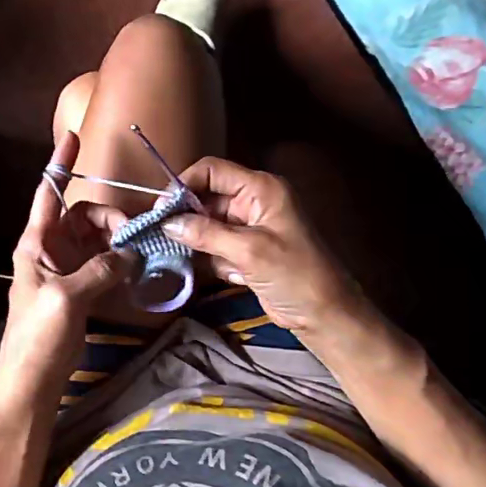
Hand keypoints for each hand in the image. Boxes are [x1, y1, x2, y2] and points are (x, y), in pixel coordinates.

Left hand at [0, 132, 128, 408]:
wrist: (31, 382)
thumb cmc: (38, 337)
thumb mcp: (66, 299)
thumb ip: (98, 270)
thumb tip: (128, 254)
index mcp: (36, 244)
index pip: (48, 194)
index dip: (60, 164)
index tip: (74, 136)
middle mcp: (49, 251)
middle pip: (82, 216)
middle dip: (108, 217)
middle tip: (131, 239)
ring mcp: (64, 271)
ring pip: (95, 239)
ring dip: (116, 239)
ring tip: (138, 253)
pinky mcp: (78, 291)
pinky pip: (100, 263)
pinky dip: (117, 260)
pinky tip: (135, 268)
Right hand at [162, 157, 375, 345]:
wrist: (324, 315)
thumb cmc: (295, 275)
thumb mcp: (248, 251)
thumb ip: (205, 233)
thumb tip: (166, 222)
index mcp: (260, 189)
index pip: (211, 171)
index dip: (183, 184)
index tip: (161, 209)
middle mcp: (252, 201)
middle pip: (204, 197)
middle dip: (186, 218)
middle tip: (161, 236)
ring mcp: (248, 227)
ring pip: (205, 224)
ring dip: (197, 242)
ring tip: (193, 258)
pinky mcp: (243, 250)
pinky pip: (213, 245)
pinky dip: (210, 258)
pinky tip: (225, 274)